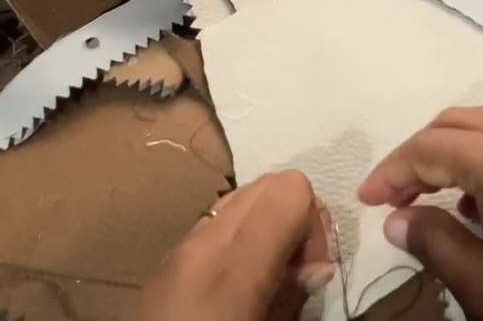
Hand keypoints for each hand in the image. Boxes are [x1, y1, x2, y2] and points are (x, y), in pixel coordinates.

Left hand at [138, 169, 334, 320]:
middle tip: (295, 274)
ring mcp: (180, 248)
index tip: (311, 272)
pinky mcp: (166, 262)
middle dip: (295, 218)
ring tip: (267, 279)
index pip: (291, 189)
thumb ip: (294, 298)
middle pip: (270, 183)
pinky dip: (241, 236)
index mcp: (232, 265)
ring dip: (268, 224)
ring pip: (243, 196)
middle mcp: (204, 242)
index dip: (313, 224)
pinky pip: (218, 221)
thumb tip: (316, 268)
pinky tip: (237, 286)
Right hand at [358, 106, 482, 320]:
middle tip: (390, 195)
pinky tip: (476, 201)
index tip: (363, 200)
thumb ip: (437, 244)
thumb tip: (397, 217)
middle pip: (454, 124)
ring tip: (427, 197)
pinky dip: (480, 156)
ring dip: (449, 151)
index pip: (429, 148)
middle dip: (417, 154)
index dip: (391, 171)